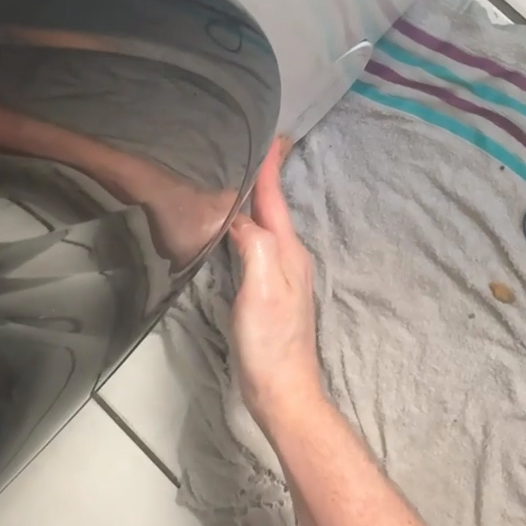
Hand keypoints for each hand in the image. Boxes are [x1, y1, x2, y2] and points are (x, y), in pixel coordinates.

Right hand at [228, 137, 325, 429]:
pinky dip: (249, 227)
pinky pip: (259, 245)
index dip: (271, 167)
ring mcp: (281, 275)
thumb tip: (240, 217)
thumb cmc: (271, 342)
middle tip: (254, 147)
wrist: (282, 391)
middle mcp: (288, 257)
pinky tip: (237, 229)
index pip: (275, 198)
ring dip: (257, 200)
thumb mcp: (261, 288)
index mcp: (287, 251)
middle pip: (274, 208)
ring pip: (267, 225)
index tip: (274, 135)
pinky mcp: (270, 291)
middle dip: (265, 177)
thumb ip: (255, 245)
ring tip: (244, 178)